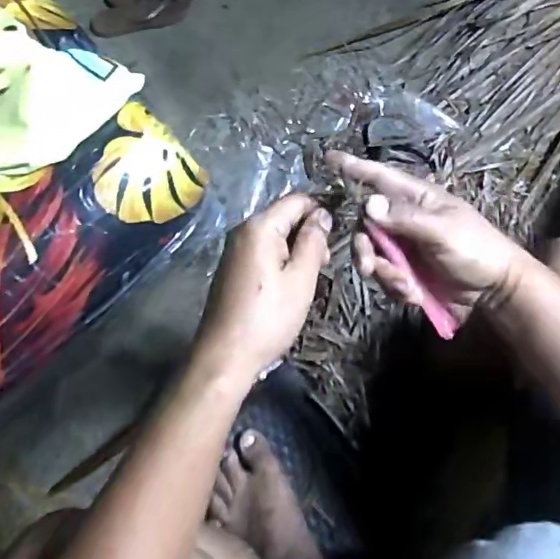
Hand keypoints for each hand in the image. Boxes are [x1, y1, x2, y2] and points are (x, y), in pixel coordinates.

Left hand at [195, 194, 332, 383]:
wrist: (223, 359)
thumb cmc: (268, 317)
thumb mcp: (301, 278)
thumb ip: (314, 240)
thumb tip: (322, 214)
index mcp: (259, 226)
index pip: (297, 199)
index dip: (321, 211)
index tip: (336, 236)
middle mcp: (243, 229)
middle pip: (284, 215)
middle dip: (308, 232)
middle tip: (324, 263)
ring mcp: (234, 248)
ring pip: (275, 234)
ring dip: (296, 248)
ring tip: (309, 276)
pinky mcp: (232, 267)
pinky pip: (263, 249)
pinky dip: (280, 258)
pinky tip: (288, 283)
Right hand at [327, 150, 527, 322]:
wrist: (496, 292)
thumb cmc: (476, 248)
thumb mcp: (442, 230)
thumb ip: (405, 218)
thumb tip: (368, 203)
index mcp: (417, 198)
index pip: (380, 177)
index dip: (355, 167)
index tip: (329, 158)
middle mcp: (405, 219)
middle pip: (366, 224)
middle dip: (365, 248)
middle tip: (371, 267)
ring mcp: (405, 247)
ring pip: (372, 254)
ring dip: (384, 273)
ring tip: (407, 287)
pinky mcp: (407, 273)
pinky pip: (385, 277)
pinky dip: (396, 288)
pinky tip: (416, 296)